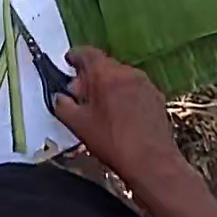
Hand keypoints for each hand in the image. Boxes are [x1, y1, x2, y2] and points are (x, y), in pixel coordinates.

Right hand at [52, 47, 216, 216]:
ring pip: (119, 77)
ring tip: (99, 108)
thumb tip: (59, 98)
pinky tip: (118, 115)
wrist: (152, 163)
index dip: (74, 57)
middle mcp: (127, 73)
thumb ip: (62, 105)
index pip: (86, 53)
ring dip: (107, 86)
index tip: (68, 64)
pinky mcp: (156, 98)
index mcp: (105, 74)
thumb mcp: (77, 124)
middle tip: (79, 95)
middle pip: (103, 65)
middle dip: (89, 76)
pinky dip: (123, 94)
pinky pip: (133, 88)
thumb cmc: (112, 142)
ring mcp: (145, 84)